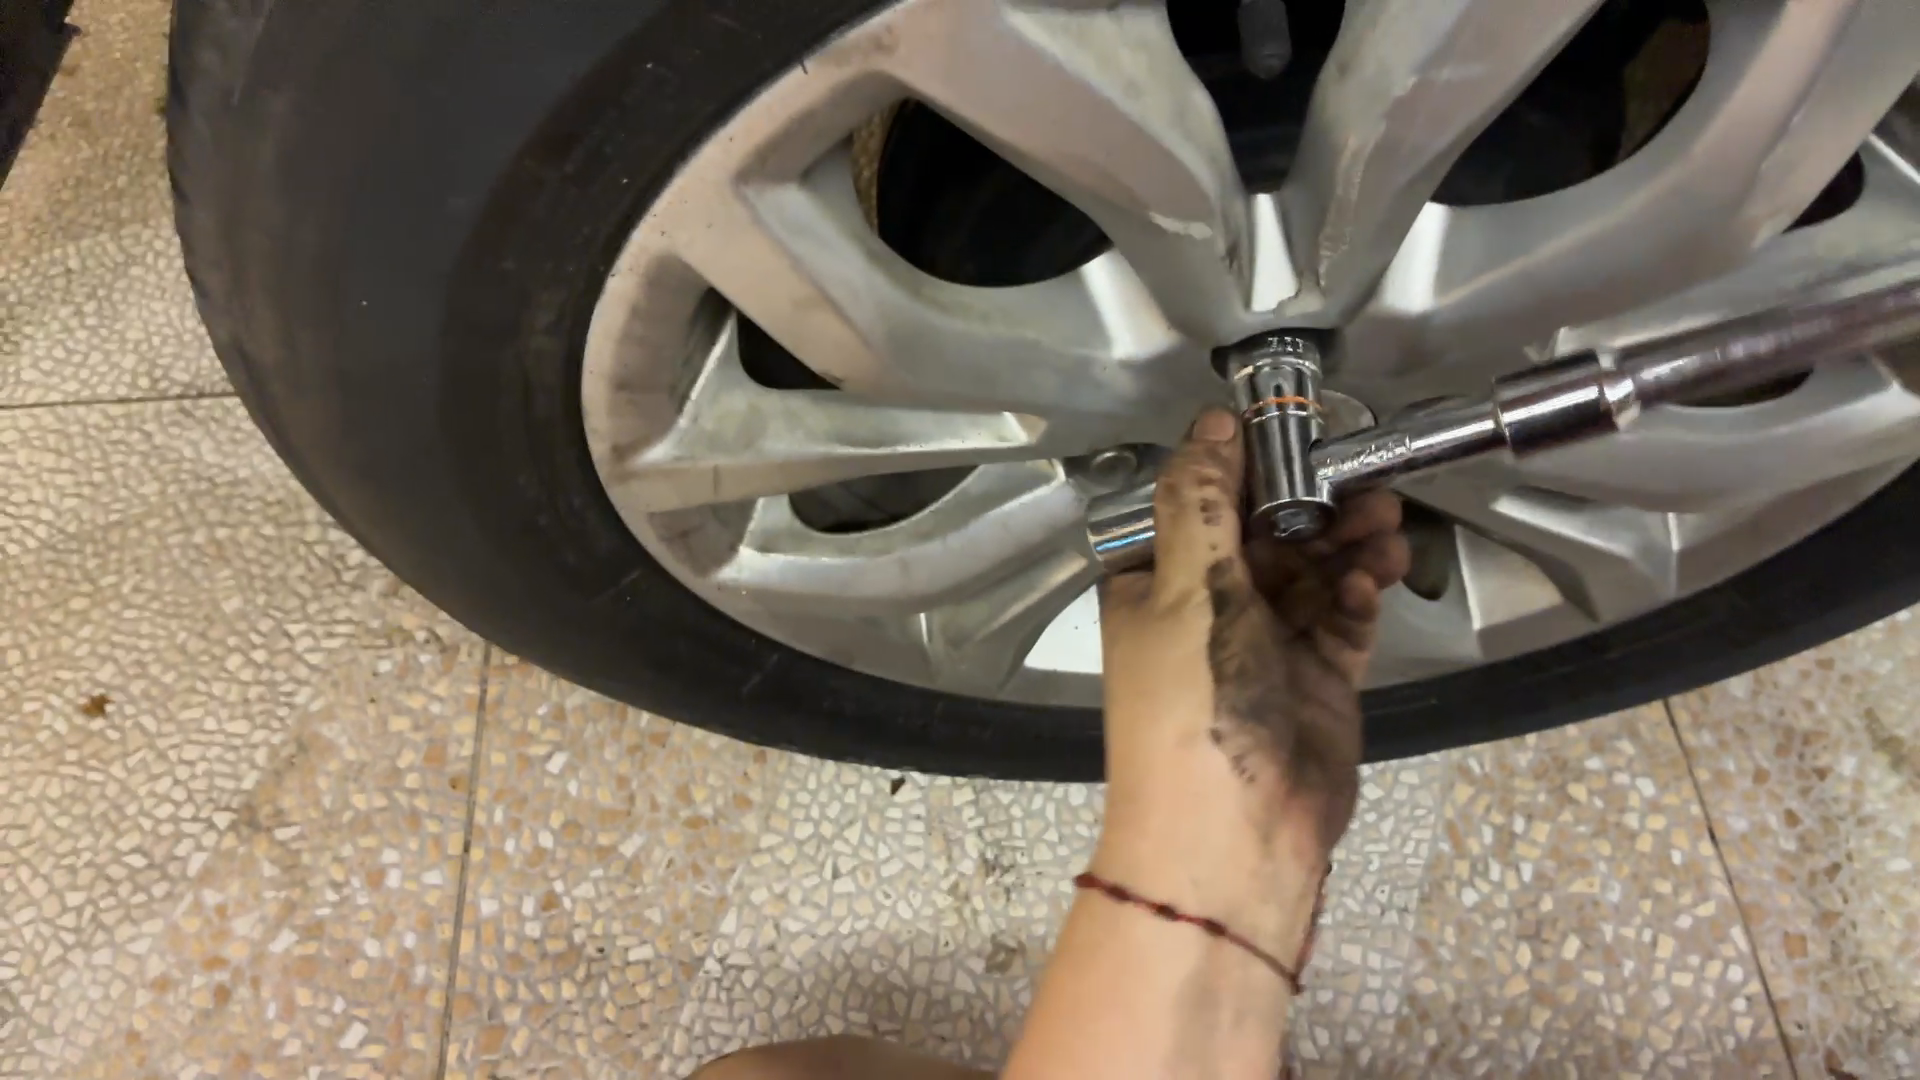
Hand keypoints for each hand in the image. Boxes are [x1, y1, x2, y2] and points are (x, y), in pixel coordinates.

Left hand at [1092, 407, 1408, 947]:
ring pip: (1310, 574)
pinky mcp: (1314, 678)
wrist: (1233, 830)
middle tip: (1361, 479)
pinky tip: (1377, 575)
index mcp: (1154, 585)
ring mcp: (1264, 645)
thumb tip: (1210, 422)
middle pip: (1264, 538)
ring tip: (1386, 517)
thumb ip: (1198, 502)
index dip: (1242, 472)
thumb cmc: (1193, 697)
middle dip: (1310, 507)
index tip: (1293, 437)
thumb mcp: (1187, 588)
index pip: (1196, 508)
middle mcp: (1205, 609)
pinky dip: (1359, 594)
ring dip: (1346, 544)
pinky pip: (1340, 619)